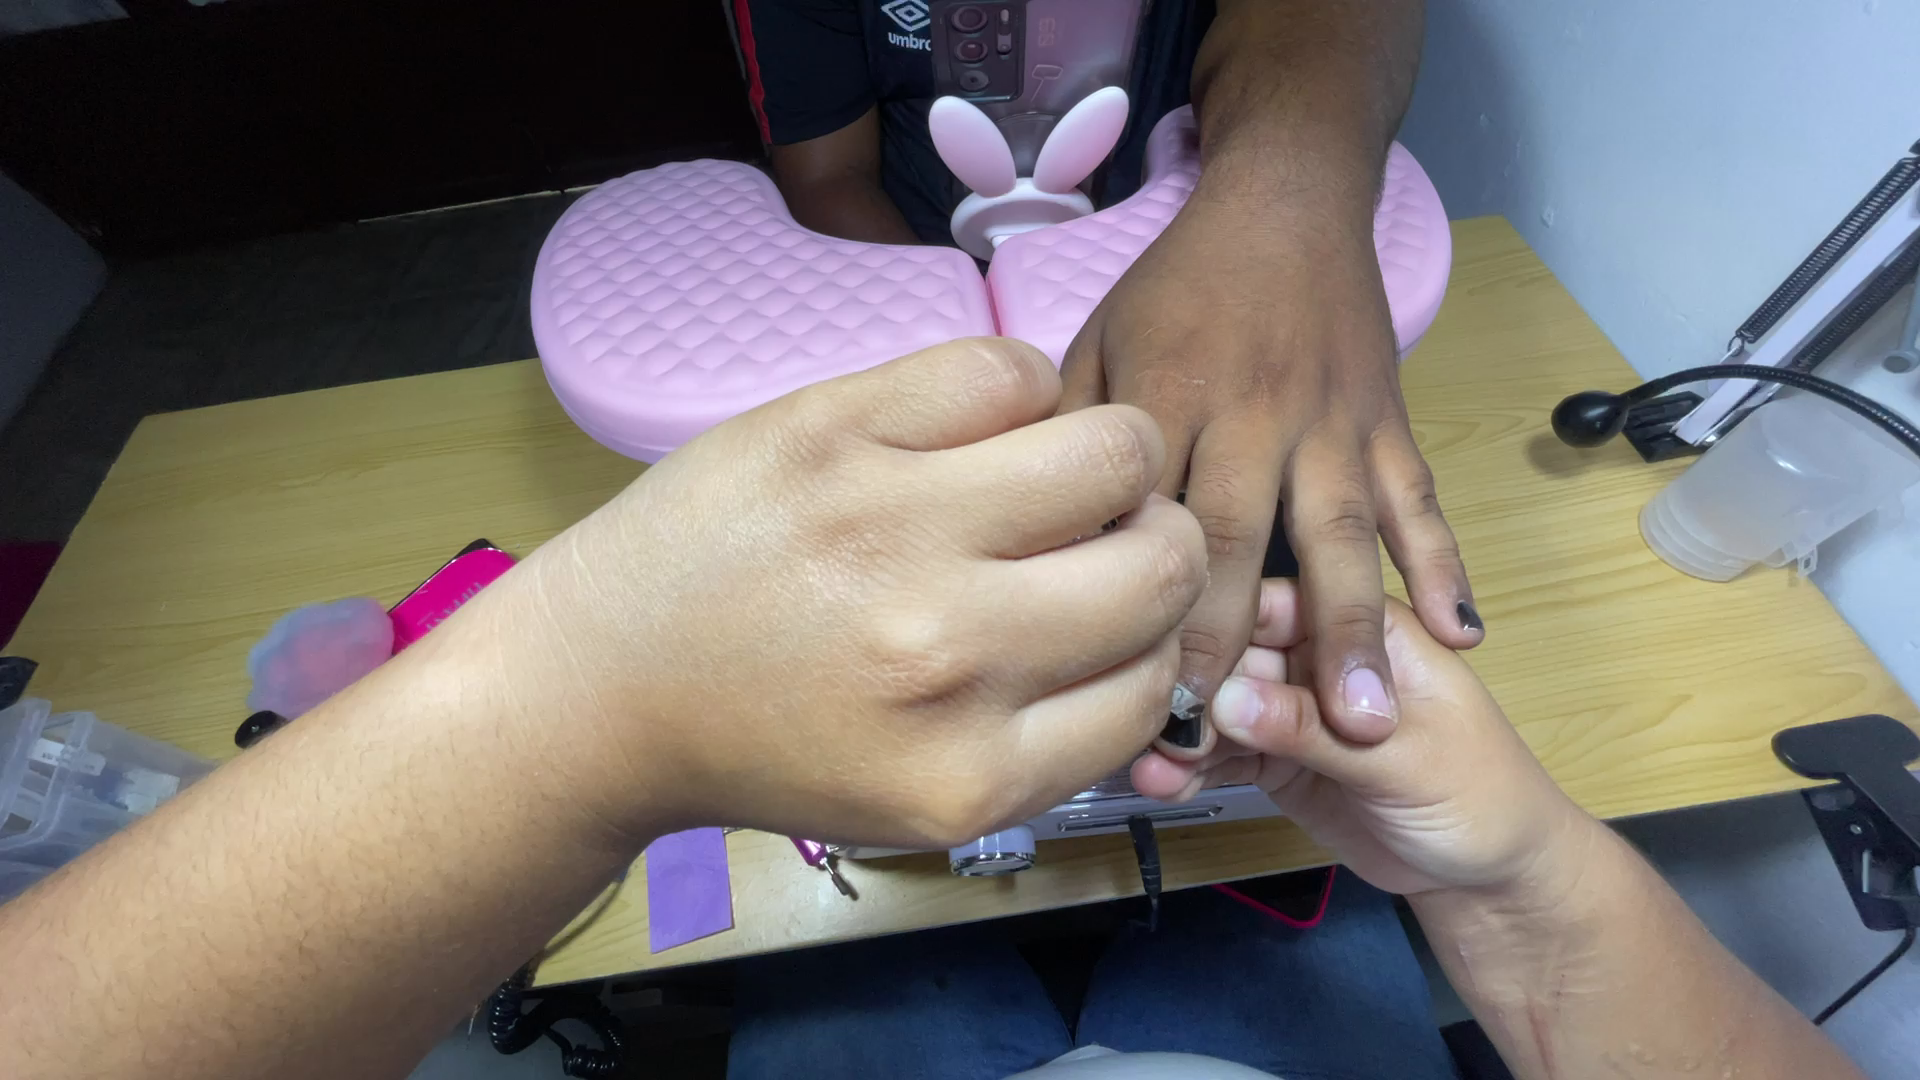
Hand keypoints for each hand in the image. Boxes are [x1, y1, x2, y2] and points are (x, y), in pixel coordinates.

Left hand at [478, 338, 1206, 849]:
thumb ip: (1055, 732)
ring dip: (1111, 462)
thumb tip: (1157, 628)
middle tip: (1093, 540)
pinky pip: (1011, 370)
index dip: (1150, 644)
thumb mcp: (929, 792)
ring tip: (1047, 476)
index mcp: (974, 772)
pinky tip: (975, 431)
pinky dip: (1022, 397)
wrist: (609, 680)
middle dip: (1153, 547)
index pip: (1155, 685)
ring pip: (1117, 449)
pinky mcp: (833, 425)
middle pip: (1167, 560)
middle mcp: (948, 651)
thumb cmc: (774, 743)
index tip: (1109, 622)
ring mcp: (890, 522)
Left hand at [1059, 188, 1480, 755]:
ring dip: (1352, 630)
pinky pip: (1418, 497)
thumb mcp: (1097, 339)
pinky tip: (1465, 636)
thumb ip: (1069, 426)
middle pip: (1235, 544)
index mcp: (1167, 397)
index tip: (1120, 685)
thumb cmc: (1174, 285)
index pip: (1148, 520)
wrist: (1285, 204)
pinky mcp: (1387, 419)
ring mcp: (1331, 422)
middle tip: (1213, 741)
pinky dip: (1445, 564)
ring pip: (1340, 536)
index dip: (1134, 608)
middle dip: (1225, 645)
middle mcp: (1252, 417)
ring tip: (1365, 724)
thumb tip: (1041, 517)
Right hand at [1133, 579, 1589, 896]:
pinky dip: (1192, 770)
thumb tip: (1223, 698)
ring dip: (1182, 740)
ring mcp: (1286, 706)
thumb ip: (1311, 728)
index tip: (1170, 664)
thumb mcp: (1405, 759)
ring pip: (1218, 710)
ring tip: (1151, 773)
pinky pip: (1221, 755)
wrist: (1492, 883)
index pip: (1270, 605)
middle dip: (1190, 694)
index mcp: (1356, 625)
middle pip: (1230, 658)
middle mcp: (1311, 654)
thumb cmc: (1480, 797)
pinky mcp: (1269, 755)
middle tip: (1151, 730)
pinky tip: (1163, 785)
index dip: (1218, 629)